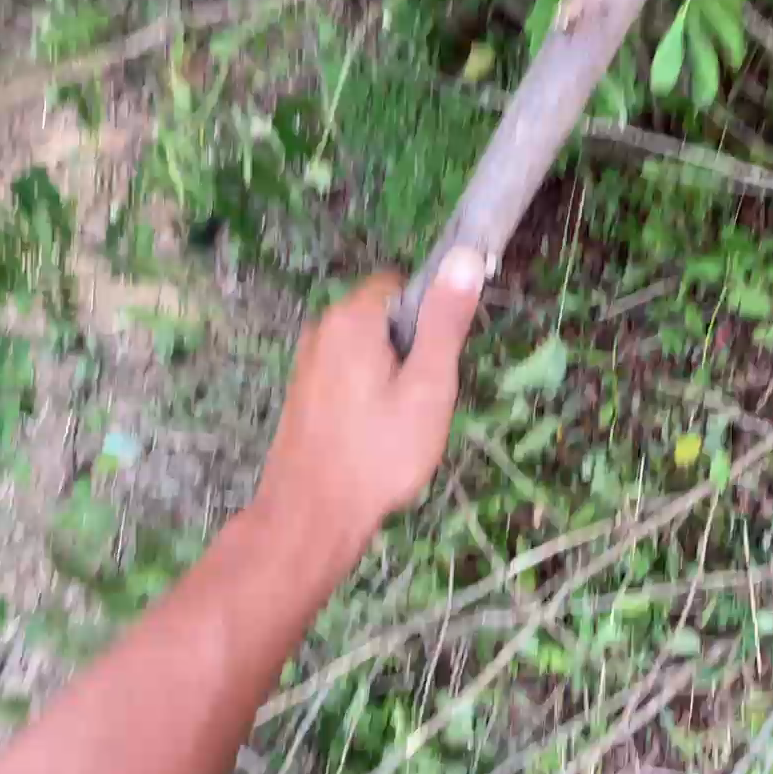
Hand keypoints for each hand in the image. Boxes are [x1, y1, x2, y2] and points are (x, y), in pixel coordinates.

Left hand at [249, 248, 486, 563]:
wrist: (312, 516)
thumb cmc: (380, 452)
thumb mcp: (428, 386)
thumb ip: (445, 321)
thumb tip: (466, 257)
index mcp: (353, 319)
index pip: (403, 283)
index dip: (432, 313)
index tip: (443, 356)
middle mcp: (323, 329)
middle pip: (387, 315)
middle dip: (414, 347)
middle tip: (427, 396)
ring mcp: (309, 361)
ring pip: (371, 346)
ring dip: (396, 371)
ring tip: (406, 418)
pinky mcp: (305, 390)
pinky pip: (352, 370)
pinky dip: (373, 389)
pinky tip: (379, 431)